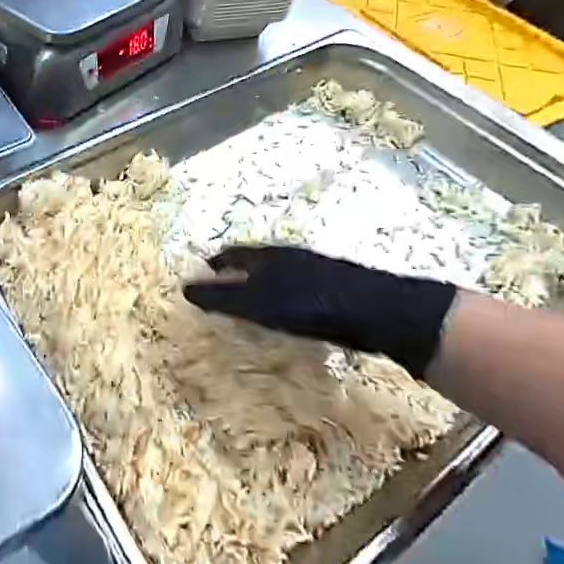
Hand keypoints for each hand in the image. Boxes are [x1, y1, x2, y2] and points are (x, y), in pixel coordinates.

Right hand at [183, 245, 458, 377]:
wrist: (377, 309)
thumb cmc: (313, 307)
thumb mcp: (262, 305)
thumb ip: (226, 298)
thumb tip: (187, 289)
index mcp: (269, 257)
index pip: (233, 255)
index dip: (216, 264)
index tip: (201, 272)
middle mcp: (288, 255)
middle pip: (254, 258)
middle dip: (235, 267)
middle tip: (221, 280)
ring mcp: (312, 266)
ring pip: (275, 267)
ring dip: (258, 276)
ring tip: (249, 290)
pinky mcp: (331, 281)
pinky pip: (295, 279)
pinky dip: (280, 287)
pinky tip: (287, 302)